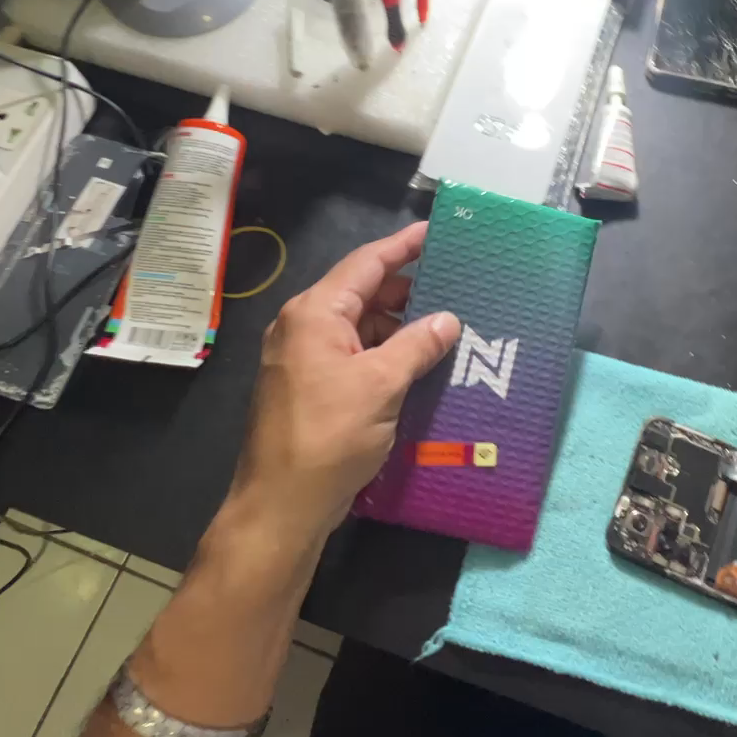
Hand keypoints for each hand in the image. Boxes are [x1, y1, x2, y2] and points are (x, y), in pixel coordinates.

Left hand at [224, 222, 459, 547]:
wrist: (281, 505)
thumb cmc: (329, 436)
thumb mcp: (381, 386)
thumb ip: (416, 345)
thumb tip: (448, 319)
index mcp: (315, 313)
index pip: (365, 264)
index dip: (402, 246)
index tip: (436, 232)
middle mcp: (305, 326)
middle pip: (362, 293)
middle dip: (407, 290)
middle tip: (455, 287)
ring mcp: (305, 357)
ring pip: (360, 325)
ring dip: (399, 326)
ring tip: (446, 327)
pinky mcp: (312, 385)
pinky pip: (354, 353)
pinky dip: (385, 352)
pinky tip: (418, 362)